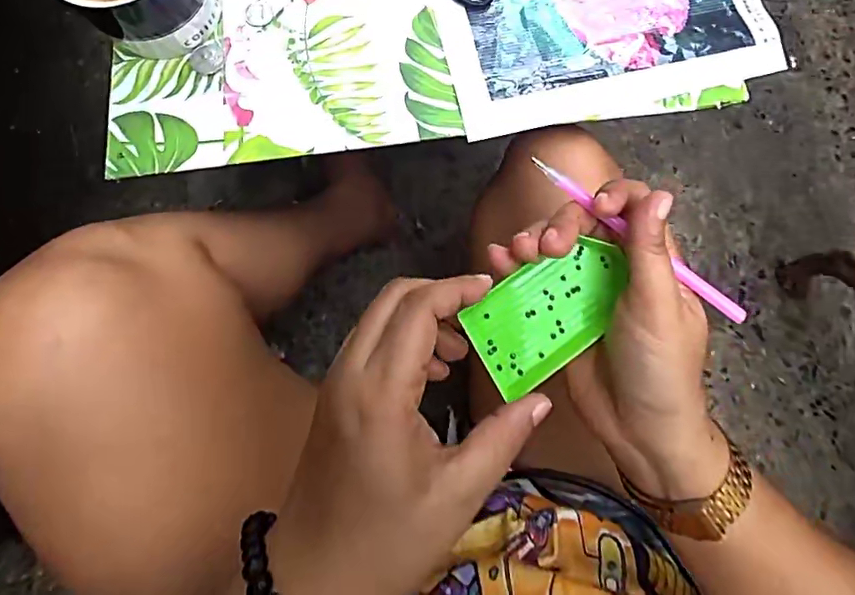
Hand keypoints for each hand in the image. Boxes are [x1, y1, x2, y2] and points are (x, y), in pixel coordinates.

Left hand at [269, 276, 553, 594]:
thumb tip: (540, 400)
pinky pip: (369, 339)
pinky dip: (401, 336)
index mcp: (380, 389)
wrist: (314, 576)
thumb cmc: (388, 541)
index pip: (417, 307)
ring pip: (378, 315)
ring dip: (420, 316)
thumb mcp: (456, 495)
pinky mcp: (332, 391)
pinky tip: (430, 372)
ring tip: (459, 351)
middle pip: (393, 297)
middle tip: (479, 315)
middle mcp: (350, 369)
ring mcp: (335, 377)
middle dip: (439, 294)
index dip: (456, 289)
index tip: (491, 289)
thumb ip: (501, 439)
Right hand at [486, 180, 727, 499]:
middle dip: (561, 222)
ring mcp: (585, 286)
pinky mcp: (558, 308)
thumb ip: (650, 250)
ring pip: (554, 244)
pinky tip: (499, 261)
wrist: (638, 434)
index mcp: (650, 260)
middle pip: (583, 220)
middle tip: (549, 246)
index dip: (614, 195)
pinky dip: (513, 264)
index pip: (632, 207)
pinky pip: (534, 276)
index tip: (597, 207)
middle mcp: (616, 264)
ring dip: (532, 238)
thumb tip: (659, 194)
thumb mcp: (658, 307)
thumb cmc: (662, 370)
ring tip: (518, 253)